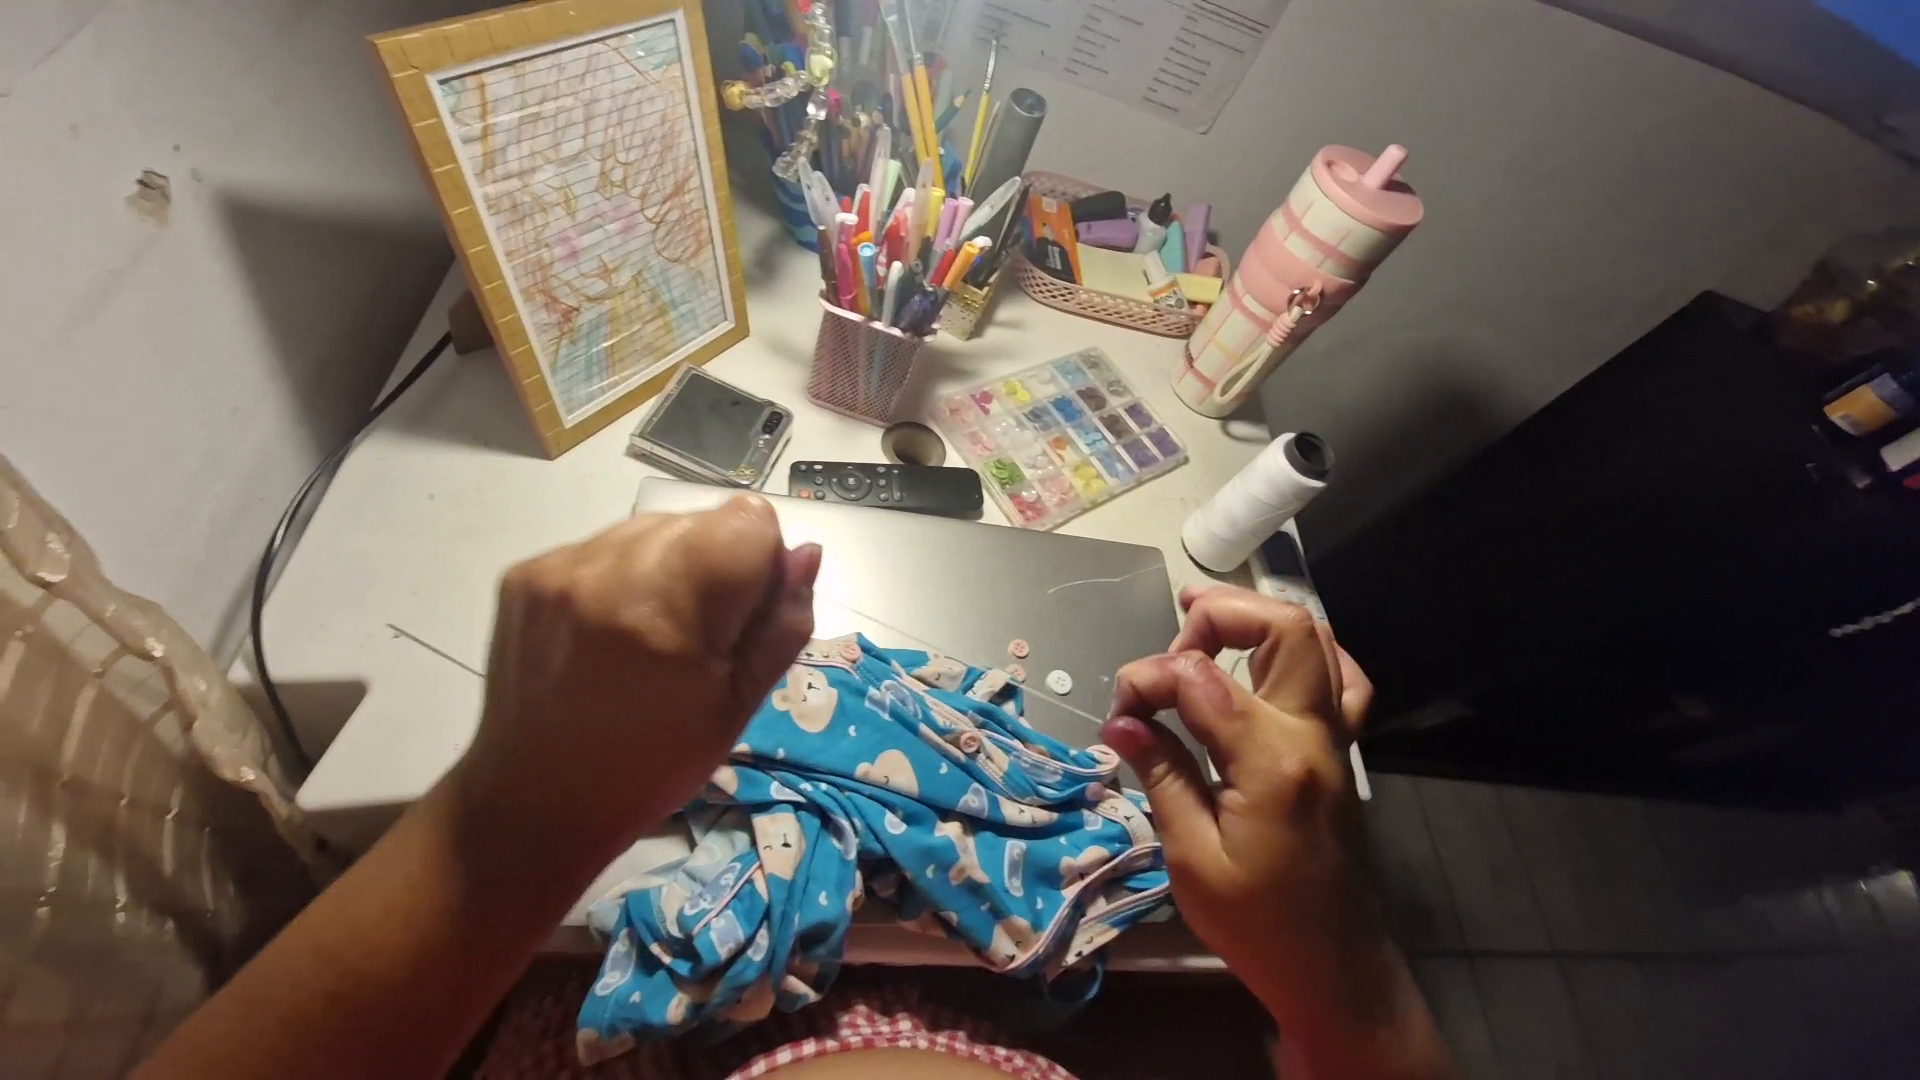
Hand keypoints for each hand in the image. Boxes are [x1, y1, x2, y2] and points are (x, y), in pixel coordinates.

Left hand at [452, 496, 818, 868]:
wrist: (536, 801)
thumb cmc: (655, 765)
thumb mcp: (741, 705)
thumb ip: (783, 622)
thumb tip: (806, 553)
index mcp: (672, 610)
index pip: (750, 518)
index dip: (761, 561)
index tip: (742, 615)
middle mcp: (611, 569)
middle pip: (702, 518)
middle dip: (718, 562)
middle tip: (696, 634)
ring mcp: (560, 566)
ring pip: (654, 526)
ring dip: (672, 564)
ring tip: (650, 633)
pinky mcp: (526, 571)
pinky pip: (607, 544)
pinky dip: (625, 575)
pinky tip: (611, 629)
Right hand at [1101, 585, 1375, 1013]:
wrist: (1334, 971)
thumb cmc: (1256, 924)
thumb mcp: (1191, 857)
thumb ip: (1162, 774)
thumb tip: (1121, 723)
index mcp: (1271, 761)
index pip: (1198, 678)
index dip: (1145, 679)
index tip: (1119, 715)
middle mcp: (1313, 735)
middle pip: (1282, 629)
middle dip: (1217, 617)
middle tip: (1172, 642)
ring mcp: (1335, 739)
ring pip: (1316, 640)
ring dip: (1257, 620)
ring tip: (1204, 619)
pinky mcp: (1339, 751)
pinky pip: (1341, 678)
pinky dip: (1302, 653)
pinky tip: (1264, 662)